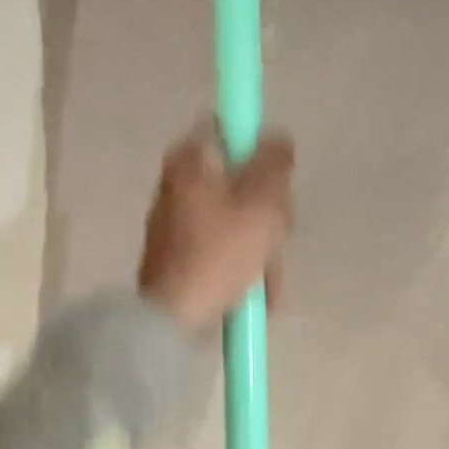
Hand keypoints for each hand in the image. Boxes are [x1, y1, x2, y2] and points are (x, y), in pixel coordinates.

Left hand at [138, 122, 295, 329]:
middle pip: (241, 180)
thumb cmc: (218, 254)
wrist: (172, 319)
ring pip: (238, 220)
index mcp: (190, 160)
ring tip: (267, 278)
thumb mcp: (262, 202)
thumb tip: (276, 140)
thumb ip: (275, 162)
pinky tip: (259, 295)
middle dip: (268, 211)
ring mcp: (177, 224)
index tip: (275, 180)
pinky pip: (223, 250)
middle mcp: (177, 185)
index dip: (260, 150)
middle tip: (276, 234)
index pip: (231, 129)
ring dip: (262, 247)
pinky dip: (243, 267)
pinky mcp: (180, 259)